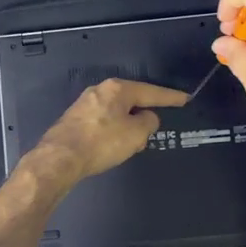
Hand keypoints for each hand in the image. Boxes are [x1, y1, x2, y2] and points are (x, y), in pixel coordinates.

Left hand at [22, 78, 189, 186]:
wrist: (60, 157)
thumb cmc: (102, 142)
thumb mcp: (136, 134)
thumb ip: (148, 122)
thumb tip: (146, 118)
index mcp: (117, 89)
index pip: (151, 92)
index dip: (170, 98)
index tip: (184, 99)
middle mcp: (99, 91)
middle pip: (130, 100)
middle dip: (144, 113)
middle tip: (155, 126)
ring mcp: (83, 105)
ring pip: (115, 112)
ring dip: (126, 125)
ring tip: (134, 141)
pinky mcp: (73, 121)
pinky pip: (102, 123)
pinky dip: (111, 132)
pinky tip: (112, 145)